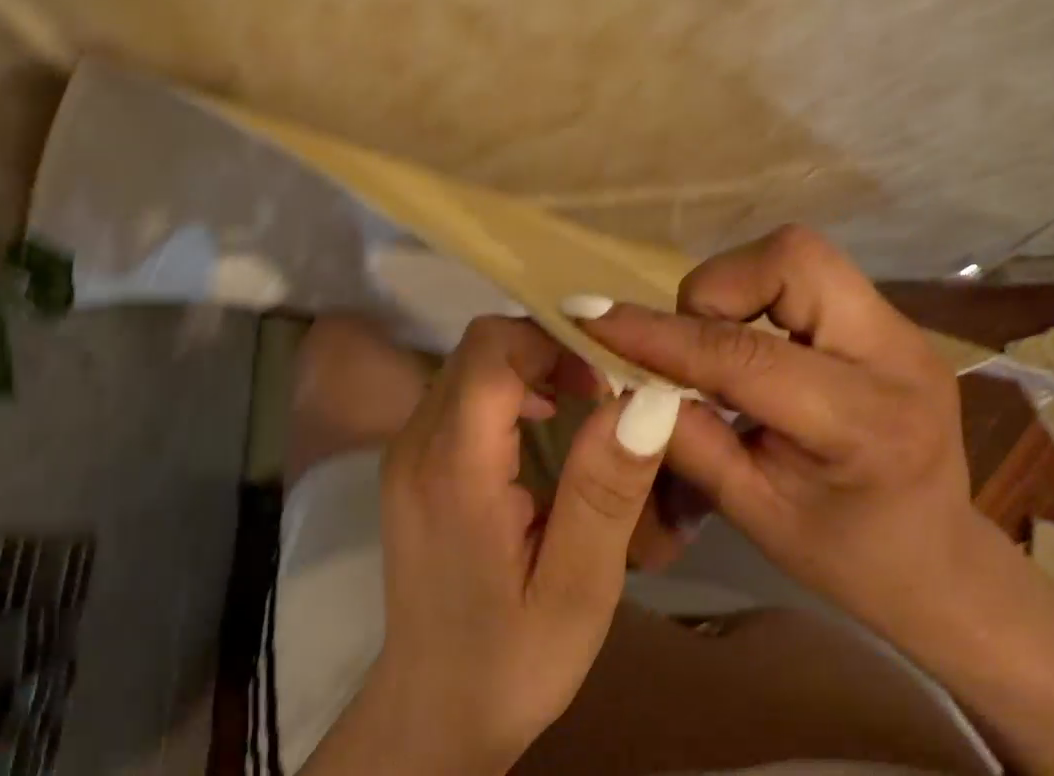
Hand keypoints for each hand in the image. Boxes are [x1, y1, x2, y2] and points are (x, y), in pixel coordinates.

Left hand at [313, 317, 678, 774]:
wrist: (433, 708)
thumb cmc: (511, 659)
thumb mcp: (577, 587)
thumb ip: (605, 490)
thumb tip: (648, 400)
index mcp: (452, 466)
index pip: (491, 351)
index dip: (555, 344)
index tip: (610, 380)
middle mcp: (415, 443)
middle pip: (477, 349)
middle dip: (546, 351)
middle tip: (605, 393)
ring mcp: (404, 452)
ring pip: (466, 367)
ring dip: (527, 368)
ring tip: (583, 405)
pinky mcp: (408, 466)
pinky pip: (456, 397)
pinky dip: (504, 393)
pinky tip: (542, 429)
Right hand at [571, 225, 978, 626]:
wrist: (938, 560)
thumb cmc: (845, 555)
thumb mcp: (752, 513)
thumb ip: (688, 441)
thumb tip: (627, 383)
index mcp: (863, 423)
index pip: (743, 355)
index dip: (658, 335)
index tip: (590, 317)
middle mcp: (894, 356)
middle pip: (791, 260)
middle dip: (715, 289)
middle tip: (688, 347)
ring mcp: (900, 329)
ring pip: (797, 256)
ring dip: (734, 290)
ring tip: (717, 350)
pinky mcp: (888, 321)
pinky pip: (805, 277)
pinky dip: (755, 299)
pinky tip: (748, 350)